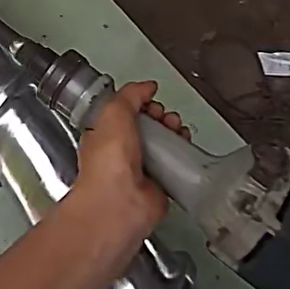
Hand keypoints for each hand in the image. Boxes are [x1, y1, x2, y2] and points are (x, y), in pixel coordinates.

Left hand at [64, 81, 179, 261]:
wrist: (120, 201)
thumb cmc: (107, 161)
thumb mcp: (114, 111)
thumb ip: (131, 94)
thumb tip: (146, 86)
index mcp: (104, 133)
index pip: (126, 110)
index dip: (140, 102)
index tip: (150, 99)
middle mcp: (121, 151)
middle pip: (148, 125)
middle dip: (161, 115)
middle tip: (164, 116)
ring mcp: (141, 168)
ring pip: (163, 142)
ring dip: (174, 130)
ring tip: (176, 128)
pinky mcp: (160, 184)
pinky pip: (175, 164)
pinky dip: (183, 153)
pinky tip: (184, 145)